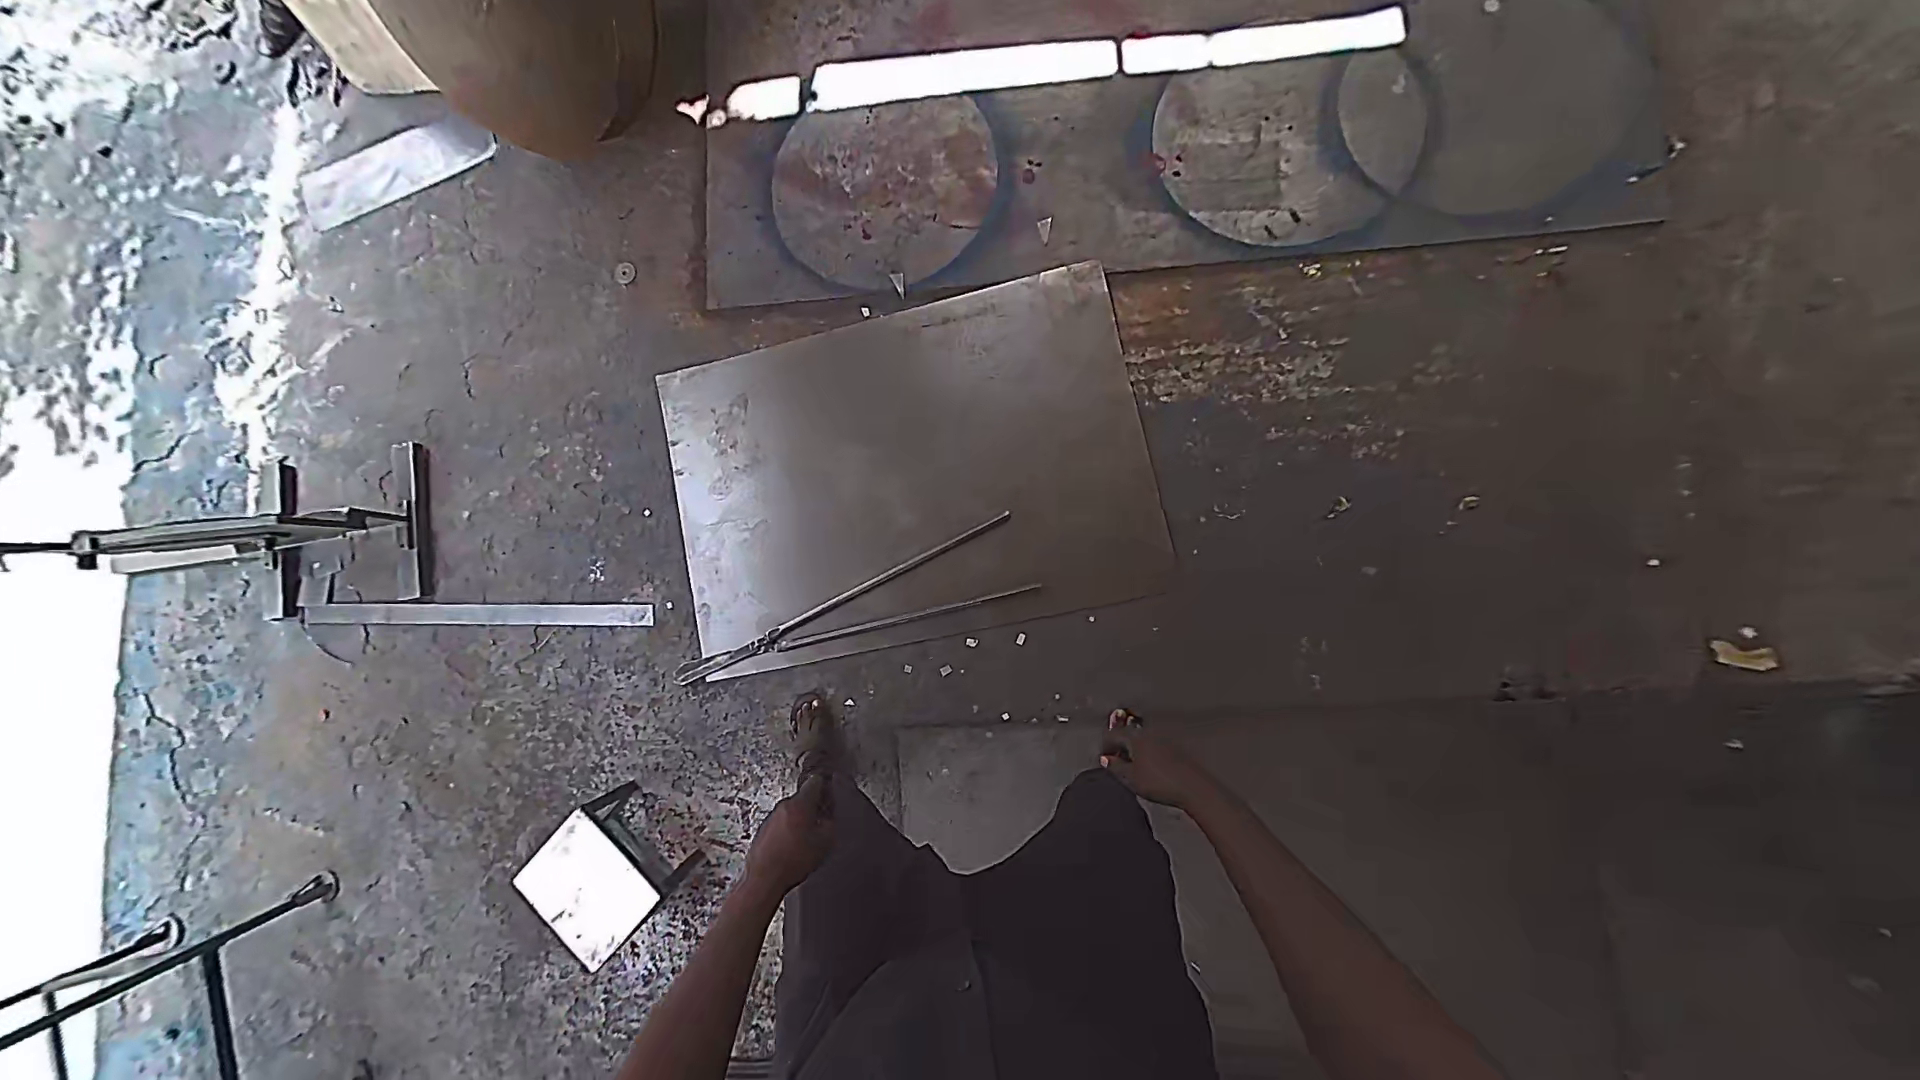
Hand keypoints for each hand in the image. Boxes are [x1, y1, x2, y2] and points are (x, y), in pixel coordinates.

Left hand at [743, 773, 834, 899]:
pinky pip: (779, 825)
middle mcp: (783, 806)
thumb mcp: (825, 842)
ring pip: (790, 812)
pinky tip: (791, 849)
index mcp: (800, 804)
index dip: (825, 787)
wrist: (764, 880)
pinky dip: (786, 832)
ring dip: (798, 821)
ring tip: (804, 841)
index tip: (829, 795)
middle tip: (820, 823)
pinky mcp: (762, 831)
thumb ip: (831, 823)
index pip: (815, 782)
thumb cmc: (793, 861)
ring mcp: (770, 819)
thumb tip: (829, 818)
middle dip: (812, 808)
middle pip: (802, 798)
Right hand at [1100, 709, 1219, 810]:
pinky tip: (1149, 767)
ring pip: (1141, 740)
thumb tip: (1105, 759)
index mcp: (1135, 736)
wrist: (1193, 787)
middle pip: (1128, 734)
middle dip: (1120, 746)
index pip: (1113, 734)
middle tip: (1116, 761)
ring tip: (1132, 766)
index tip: (1103, 760)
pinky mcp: (1175, 749)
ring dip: (1133, 749)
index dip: (1105, 746)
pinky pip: (1153, 745)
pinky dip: (1146, 753)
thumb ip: (1115, 767)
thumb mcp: (1130, 778)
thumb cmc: (1158, 782)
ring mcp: (1164, 739)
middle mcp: (1148, 732)